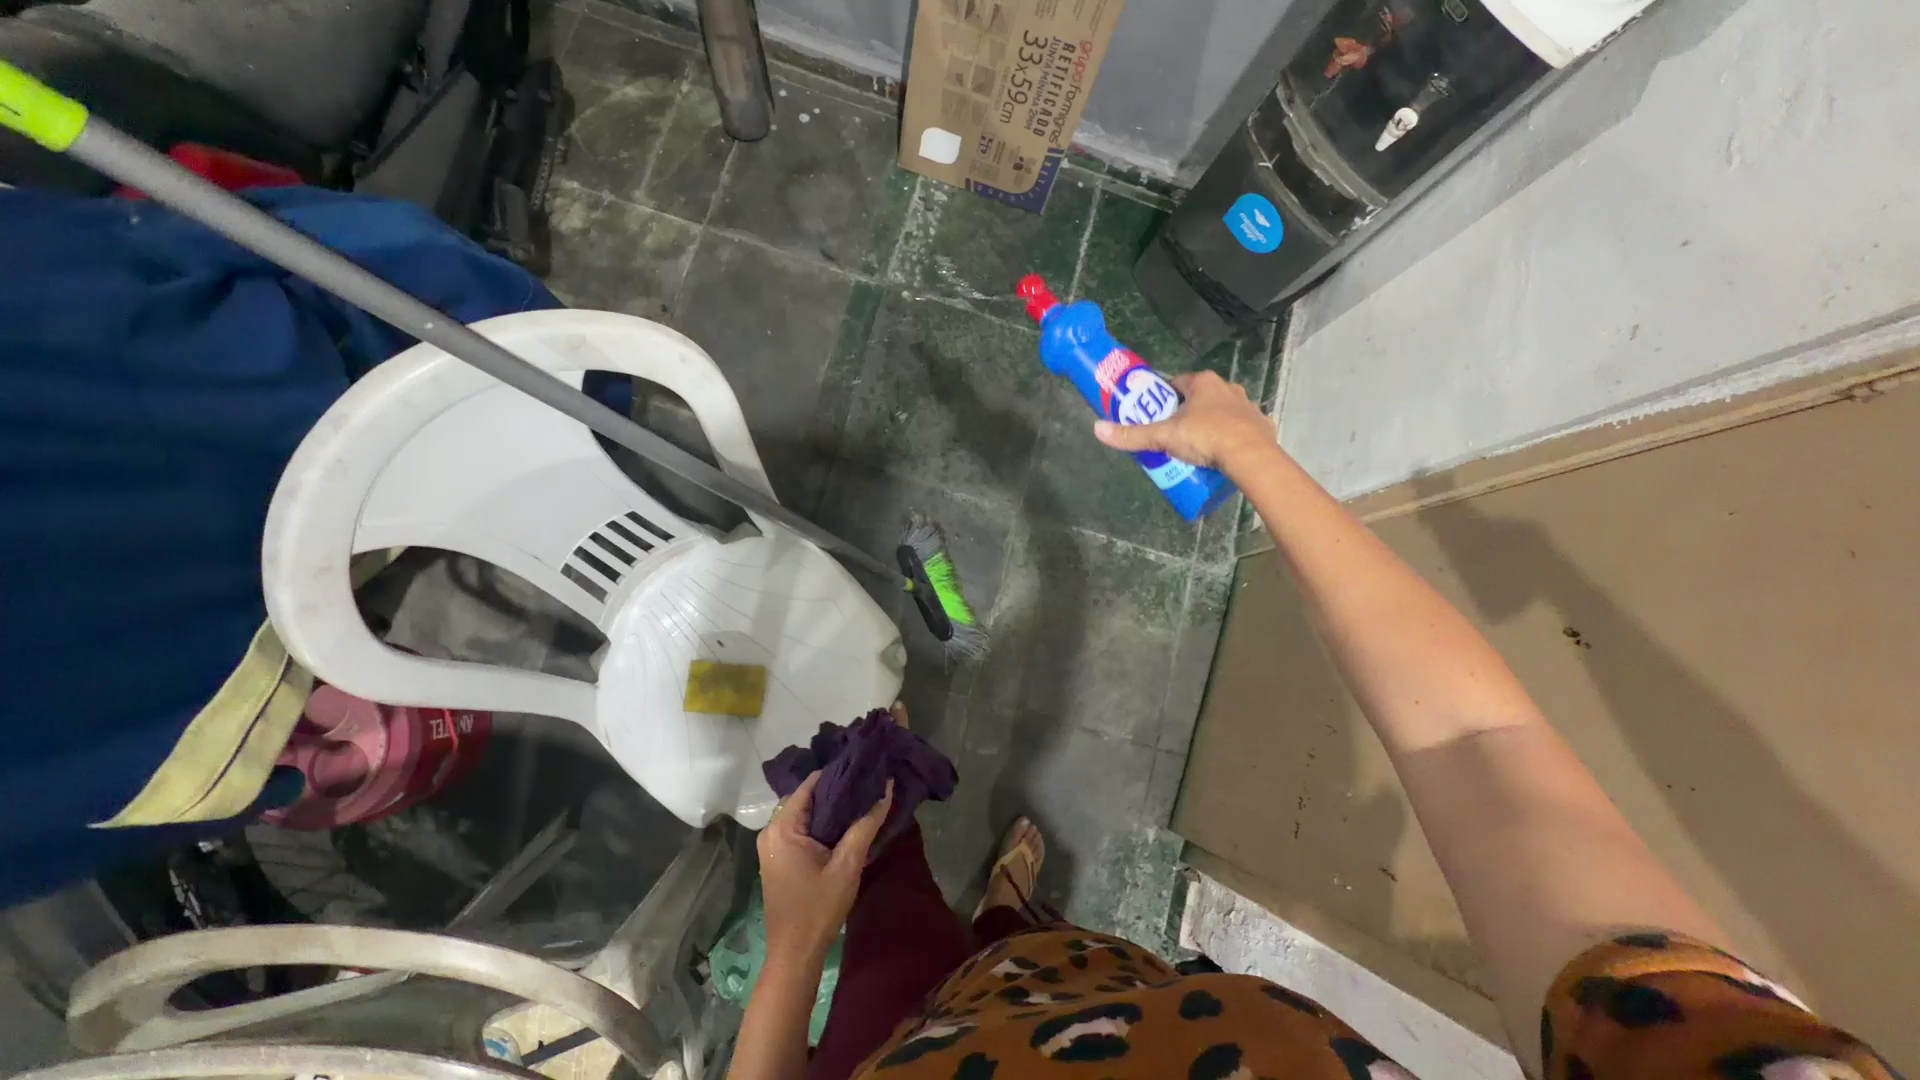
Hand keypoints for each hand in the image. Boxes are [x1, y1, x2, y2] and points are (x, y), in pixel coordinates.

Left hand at [757, 772, 893, 967]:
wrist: (795, 953)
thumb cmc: (819, 908)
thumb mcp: (847, 865)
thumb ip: (865, 825)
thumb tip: (886, 789)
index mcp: (782, 827)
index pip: (811, 784)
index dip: (839, 774)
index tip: (866, 769)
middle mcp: (771, 830)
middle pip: (807, 797)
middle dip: (837, 790)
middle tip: (869, 784)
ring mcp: (772, 845)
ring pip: (804, 813)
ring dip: (830, 808)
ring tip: (863, 800)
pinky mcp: (778, 857)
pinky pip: (800, 829)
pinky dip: (821, 824)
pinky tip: (846, 824)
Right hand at [1093, 371, 1275, 470]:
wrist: (1250, 456)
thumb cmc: (1205, 437)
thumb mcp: (1164, 437)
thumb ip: (1133, 435)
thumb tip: (1097, 428)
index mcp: (1203, 383)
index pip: (1177, 382)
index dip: (1164, 397)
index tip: (1155, 414)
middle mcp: (1227, 388)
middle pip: (1200, 397)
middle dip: (1187, 413)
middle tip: (1172, 435)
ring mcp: (1247, 406)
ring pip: (1222, 412)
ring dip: (1210, 424)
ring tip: (1197, 448)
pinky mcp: (1262, 425)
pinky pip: (1241, 429)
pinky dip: (1231, 438)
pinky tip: (1222, 454)